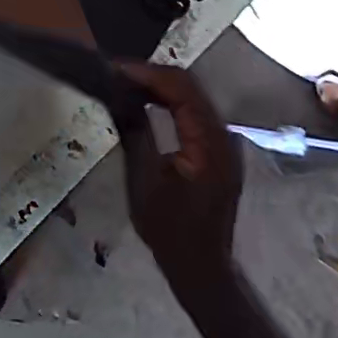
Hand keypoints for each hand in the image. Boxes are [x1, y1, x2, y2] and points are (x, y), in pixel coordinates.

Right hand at [116, 61, 244, 280]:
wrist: (201, 268)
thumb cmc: (170, 229)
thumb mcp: (144, 179)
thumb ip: (135, 131)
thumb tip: (116, 94)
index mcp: (209, 142)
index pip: (181, 89)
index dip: (146, 73)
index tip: (114, 69)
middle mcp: (223, 136)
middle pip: (190, 86)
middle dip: (151, 74)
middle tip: (115, 73)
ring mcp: (224, 142)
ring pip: (192, 95)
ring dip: (159, 85)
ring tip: (125, 83)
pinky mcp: (217, 149)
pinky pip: (193, 110)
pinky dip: (168, 100)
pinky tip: (145, 101)